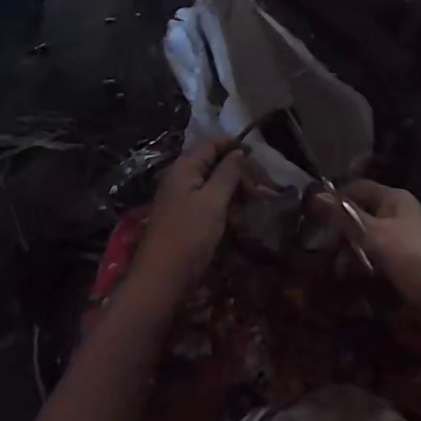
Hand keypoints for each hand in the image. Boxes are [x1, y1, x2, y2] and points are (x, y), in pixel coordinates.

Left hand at [133, 137, 246, 293]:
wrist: (161, 277)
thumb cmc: (189, 235)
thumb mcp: (213, 201)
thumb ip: (227, 174)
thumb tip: (238, 151)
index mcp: (184, 167)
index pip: (210, 143)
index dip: (232, 144)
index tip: (256, 154)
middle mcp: (178, 177)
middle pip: (209, 161)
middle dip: (234, 168)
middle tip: (259, 182)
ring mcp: (178, 197)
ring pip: (208, 182)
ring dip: (230, 186)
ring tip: (253, 197)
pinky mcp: (181, 216)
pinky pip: (204, 199)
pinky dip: (221, 201)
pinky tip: (236, 211)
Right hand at [315, 180, 420, 340]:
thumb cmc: (417, 265)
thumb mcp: (375, 237)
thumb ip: (343, 216)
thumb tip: (313, 193)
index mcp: (395, 200)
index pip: (356, 188)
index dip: (334, 198)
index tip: (309, 214)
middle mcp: (398, 217)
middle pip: (359, 215)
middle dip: (338, 230)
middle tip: (316, 247)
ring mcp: (402, 244)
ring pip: (364, 242)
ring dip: (346, 254)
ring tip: (331, 271)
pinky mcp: (404, 271)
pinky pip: (373, 263)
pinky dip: (360, 270)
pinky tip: (347, 283)